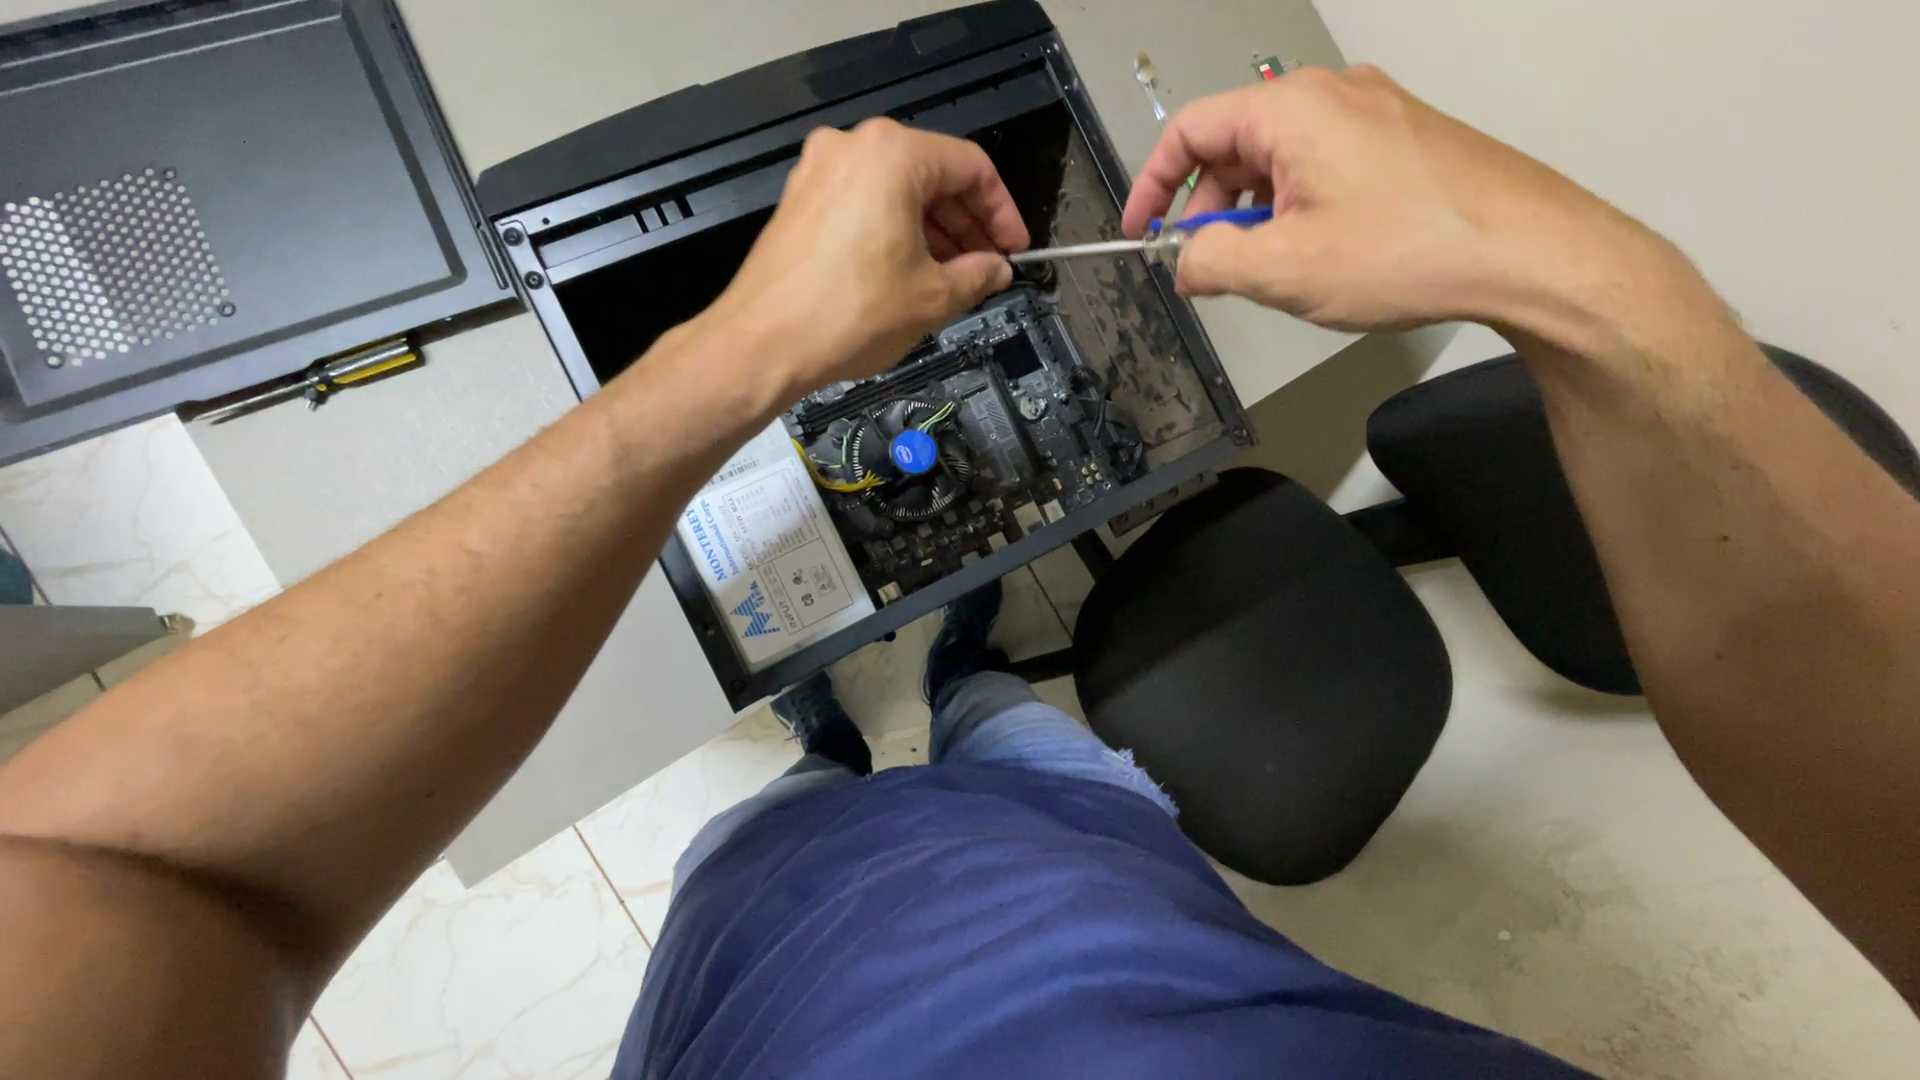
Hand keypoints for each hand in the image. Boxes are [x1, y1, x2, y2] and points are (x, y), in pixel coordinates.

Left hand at [700, 119, 1028, 393]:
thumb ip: (977, 276)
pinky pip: (864, 205)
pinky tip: (908, 273)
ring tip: (951, 278)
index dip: (1003, 212)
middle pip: (931, 175)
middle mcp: (852, 148)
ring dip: (932, 231)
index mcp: (892, 155)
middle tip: (986, 267)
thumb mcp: (932, 298)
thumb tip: (996, 270)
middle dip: (966, 225)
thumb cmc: (848, 314)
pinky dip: (894, 232)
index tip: (1014, 249)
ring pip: (896, 191)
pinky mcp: (800, 202)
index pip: (971, 168)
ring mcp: (819, 172)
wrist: (763, 344)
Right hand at [1122, 66, 1639, 331]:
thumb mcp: (1281, 268)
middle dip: (1207, 209)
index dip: (1152, 185)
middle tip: (1211, 268)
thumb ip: (1209, 262)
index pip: (1190, 130)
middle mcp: (1331, 94)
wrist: (1529, 252)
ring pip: (1277, 159)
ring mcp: (1372, 111)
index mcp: (1291, 110)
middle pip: (1233, 144)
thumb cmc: (1403, 251)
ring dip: (1252, 214)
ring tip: (1269, 269)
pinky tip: (1313, 252)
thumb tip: (1186, 262)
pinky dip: (1293, 207)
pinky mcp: (1399, 138)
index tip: (1142, 234)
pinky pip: (1319, 165)